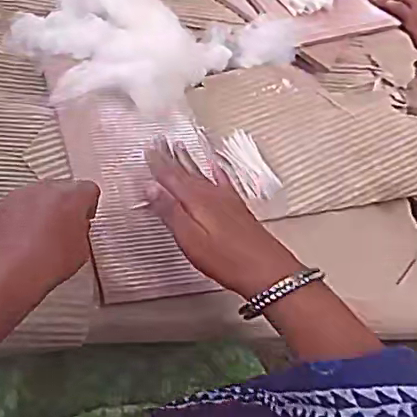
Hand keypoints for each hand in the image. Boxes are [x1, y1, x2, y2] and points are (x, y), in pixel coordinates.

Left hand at [0, 179, 100, 293]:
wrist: (18, 268)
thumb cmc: (49, 260)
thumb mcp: (82, 248)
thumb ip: (82, 228)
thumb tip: (77, 228)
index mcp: (74, 196)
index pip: (88, 189)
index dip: (88, 204)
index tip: (85, 215)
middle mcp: (50, 188)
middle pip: (64, 189)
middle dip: (65, 205)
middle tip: (65, 227)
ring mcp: (28, 193)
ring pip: (42, 194)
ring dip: (45, 208)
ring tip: (44, 233)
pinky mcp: (9, 201)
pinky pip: (24, 201)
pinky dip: (26, 212)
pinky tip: (28, 233)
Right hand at [144, 141, 300, 298]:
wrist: (269, 273)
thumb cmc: (229, 260)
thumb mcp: (190, 239)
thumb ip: (170, 212)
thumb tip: (150, 188)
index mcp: (197, 201)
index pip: (170, 177)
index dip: (156, 163)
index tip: (147, 150)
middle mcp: (212, 196)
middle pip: (185, 171)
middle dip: (169, 157)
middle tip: (157, 143)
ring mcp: (226, 201)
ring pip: (201, 174)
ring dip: (187, 161)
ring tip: (178, 147)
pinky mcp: (237, 210)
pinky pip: (222, 182)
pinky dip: (215, 172)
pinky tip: (215, 167)